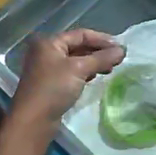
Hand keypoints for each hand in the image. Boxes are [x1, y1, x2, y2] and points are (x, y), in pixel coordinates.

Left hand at [10, 29, 124, 129]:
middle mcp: (46, 51)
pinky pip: (71, 72)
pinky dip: (84, 72)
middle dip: (98, 51)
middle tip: (118, 59)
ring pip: (75, 60)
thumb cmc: (54, 88)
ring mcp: (47, 68)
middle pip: (77, 46)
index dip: (102, 39)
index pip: (80, 34)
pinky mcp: (50, 83)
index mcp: (49, 42)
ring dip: (93, 62)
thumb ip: (101, 58)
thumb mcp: (79, 69)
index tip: (121, 47)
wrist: (33, 120)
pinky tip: (95, 77)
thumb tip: (122, 50)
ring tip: (110, 69)